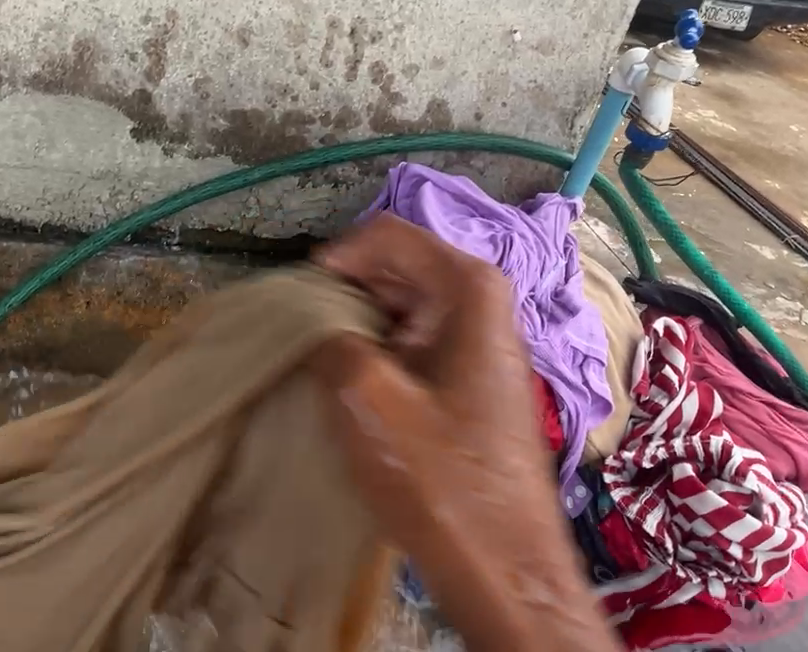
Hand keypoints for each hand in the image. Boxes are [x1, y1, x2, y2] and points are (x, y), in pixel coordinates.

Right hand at [310, 215, 621, 651]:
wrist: (506, 573)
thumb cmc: (441, 480)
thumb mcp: (365, 396)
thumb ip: (327, 338)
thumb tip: (310, 322)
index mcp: (468, 288)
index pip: (387, 234)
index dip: (336, 260)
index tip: (301, 303)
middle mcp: (482, 302)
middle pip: (396, 267)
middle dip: (346, 295)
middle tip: (307, 338)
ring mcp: (480, 342)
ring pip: (401, 306)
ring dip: (359, 328)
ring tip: (324, 366)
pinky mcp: (471, 378)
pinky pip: (415, 341)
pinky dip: (380, 353)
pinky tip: (356, 390)